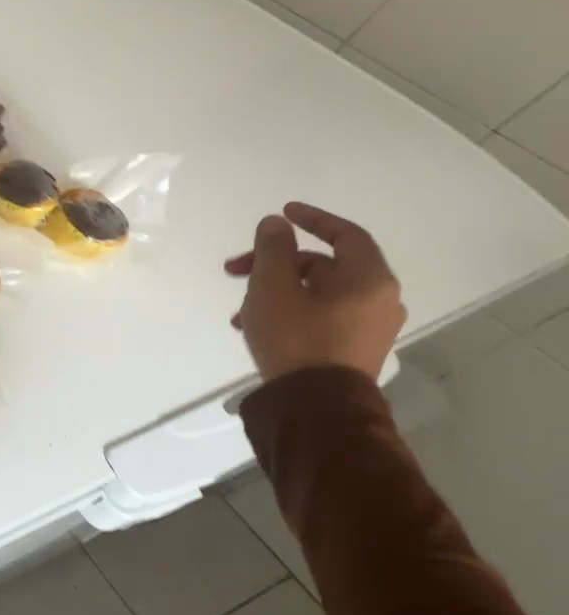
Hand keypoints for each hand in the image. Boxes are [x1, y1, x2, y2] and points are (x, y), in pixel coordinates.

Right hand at [223, 202, 405, 381]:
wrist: (317, 402)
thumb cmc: (296, 336)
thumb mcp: (272, 286)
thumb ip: (273, 249)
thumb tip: (276, 224)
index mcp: (368, 278)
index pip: (346, 234)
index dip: (313, 219)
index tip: (282, 212)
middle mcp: (380, 298)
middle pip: (325, 265)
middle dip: (276, 262)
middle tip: (235, 269)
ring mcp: (371, 324)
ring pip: (319, 291)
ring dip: (278, 288)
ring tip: (240, 305)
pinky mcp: (357, 345)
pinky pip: (322, 313)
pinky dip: (291, 308)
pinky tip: (255, 323)